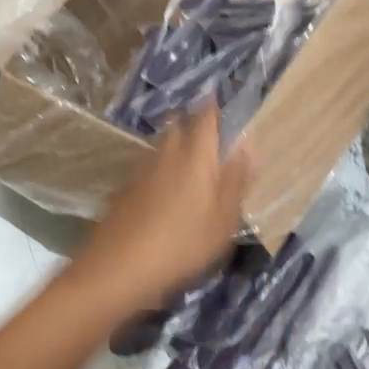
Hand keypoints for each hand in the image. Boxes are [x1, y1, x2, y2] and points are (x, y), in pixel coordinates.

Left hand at [69, 102, 253, 309]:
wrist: (119, 270)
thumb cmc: (184, 244)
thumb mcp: (224, 219)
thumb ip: (236, 179)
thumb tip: (248, 143)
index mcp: (196, 157)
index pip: (205, 119)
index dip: (212, 107)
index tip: (217, 99)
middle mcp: (165, 156)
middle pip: (177, 127)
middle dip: (189, 122)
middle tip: (203, 129)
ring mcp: (139, 173)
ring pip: (159, 148)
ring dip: (172, 146)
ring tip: (185, 158)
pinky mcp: (122, 193)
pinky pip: (145, 170)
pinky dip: (156, 172)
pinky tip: (159, 191)